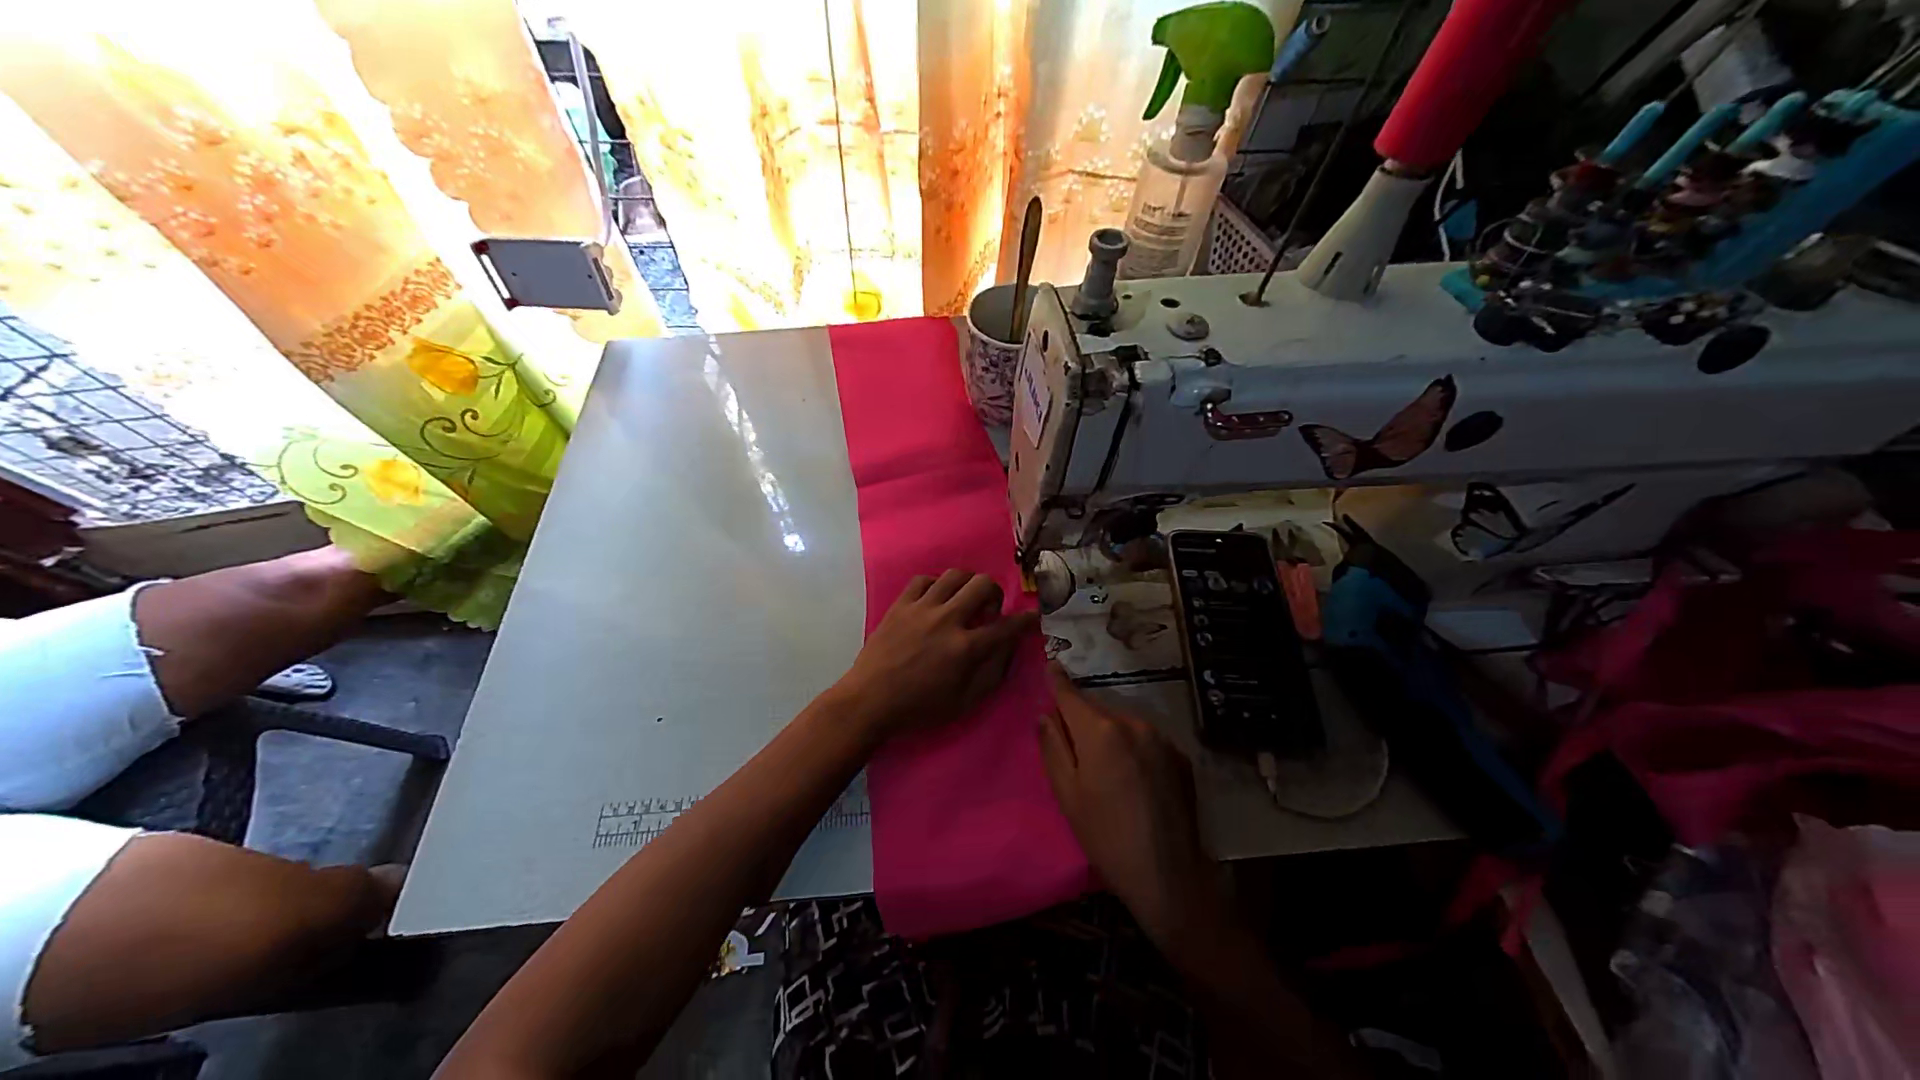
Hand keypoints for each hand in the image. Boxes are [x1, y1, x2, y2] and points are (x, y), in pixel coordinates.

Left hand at [831, 570, 1039, 738]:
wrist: (869, 701)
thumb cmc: (919, 708)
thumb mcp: (964, 702)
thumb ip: (992, 673)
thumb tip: (1009, 648)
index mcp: (966, 648)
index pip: (1007, 627)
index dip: (1026, 621)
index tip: (1033, 617)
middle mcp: (947, 620)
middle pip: (983, 585)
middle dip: (996, 593)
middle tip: (990, 610)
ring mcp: (921, 608)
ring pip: (955, 575)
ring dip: (968, 584)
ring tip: (964, 600)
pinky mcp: (900, 605)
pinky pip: (924, 580)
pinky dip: (936, 585)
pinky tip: (935, 600)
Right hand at [1038, 664, 1227, 945]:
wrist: (1168, 874)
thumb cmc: (1105, 836)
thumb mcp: (1067, 794)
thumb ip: (1053, 747)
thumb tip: (1045, 716)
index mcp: (1101, 731)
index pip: (1071, 695)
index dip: (1057, 680)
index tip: (1051, 664)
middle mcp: (1134, 724)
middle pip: (1098, 709)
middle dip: (1082, 718)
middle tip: (1071, 742)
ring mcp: (1162, 739)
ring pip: (1123, 724)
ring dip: (1109, 733)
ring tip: (1103, 768)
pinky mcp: (1180, 757)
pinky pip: (1146, 740)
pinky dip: (1133, 747)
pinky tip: (1131, 778)